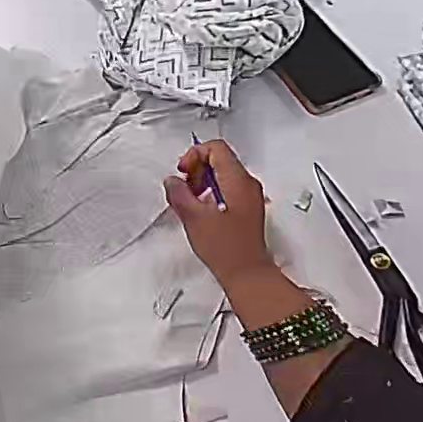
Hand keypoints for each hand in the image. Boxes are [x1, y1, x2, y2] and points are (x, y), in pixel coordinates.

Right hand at [163, 140, 277, 289]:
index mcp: (237, 181)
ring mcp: (250, 196)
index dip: (194, 155)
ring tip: (191, 201)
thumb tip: (172, 182)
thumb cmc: (227, 249)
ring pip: (224, 173)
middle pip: (220, 158)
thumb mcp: (193, 218)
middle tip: (185, 187)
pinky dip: (212, 193)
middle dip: (198, 168)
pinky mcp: (247, 208)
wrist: (246, 272)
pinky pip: (228, 189)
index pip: (216, 148)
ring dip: (203, 181)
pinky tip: (202, 211)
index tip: (183, 171)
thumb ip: (179, 194)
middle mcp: (247, 185)